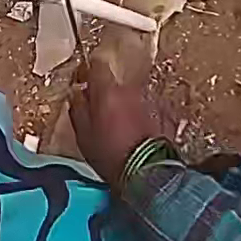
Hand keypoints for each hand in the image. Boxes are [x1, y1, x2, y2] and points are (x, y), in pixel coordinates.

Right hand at [68, 53, 157, 184]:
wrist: (148, 175)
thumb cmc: (111, 156)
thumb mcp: (83, 135)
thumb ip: (78, 109)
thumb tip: (76, 94)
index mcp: (107, 92)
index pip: (97, 65)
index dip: (89, 71)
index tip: (83, 81)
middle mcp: (130, 91)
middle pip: (115, 84)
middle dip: (107, 95)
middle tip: (99, 114)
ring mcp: (150, 101)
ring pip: (131, 97)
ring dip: (124, 106)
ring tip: (119, 128)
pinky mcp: (165, 115)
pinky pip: (147, 109)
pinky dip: (140, 116)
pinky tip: (135, 133)